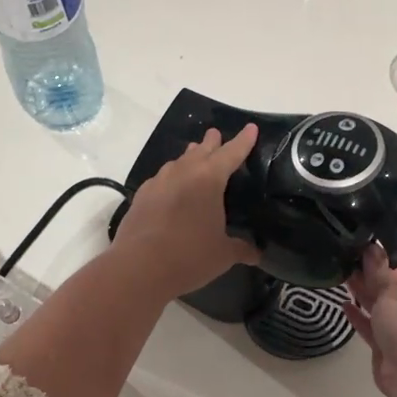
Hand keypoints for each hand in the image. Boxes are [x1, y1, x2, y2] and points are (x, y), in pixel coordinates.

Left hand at [111, 125, 260, 300]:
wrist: (140, 267)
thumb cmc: (190, 257)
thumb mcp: (223, 255)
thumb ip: (241, 249)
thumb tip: (257, 254)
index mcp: (209, 179)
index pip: (231, 154)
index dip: (243, 141)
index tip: (250, 128)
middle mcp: (183, 172)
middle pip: (200, 151)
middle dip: (211, 143)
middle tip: (215, 136)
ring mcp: (158, 182)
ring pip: (178, 162)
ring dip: (189, 158)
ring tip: (194, 157)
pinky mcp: (141, 197)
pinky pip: (162, 180)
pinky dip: (172, 179)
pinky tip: (171, 189)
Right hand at [344, 244, 396, 396]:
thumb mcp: (391, 293)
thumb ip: (378, 272)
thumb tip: (371, 247)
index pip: (396, 267)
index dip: (375, 258)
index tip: (353, 246)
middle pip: (385, 285)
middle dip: (365, 274)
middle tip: (340, 258)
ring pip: (376, 304)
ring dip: (360, 292)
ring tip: (339, 276)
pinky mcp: (384, 342)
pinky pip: (369, 324)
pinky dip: (358, 315)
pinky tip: (344, 304)